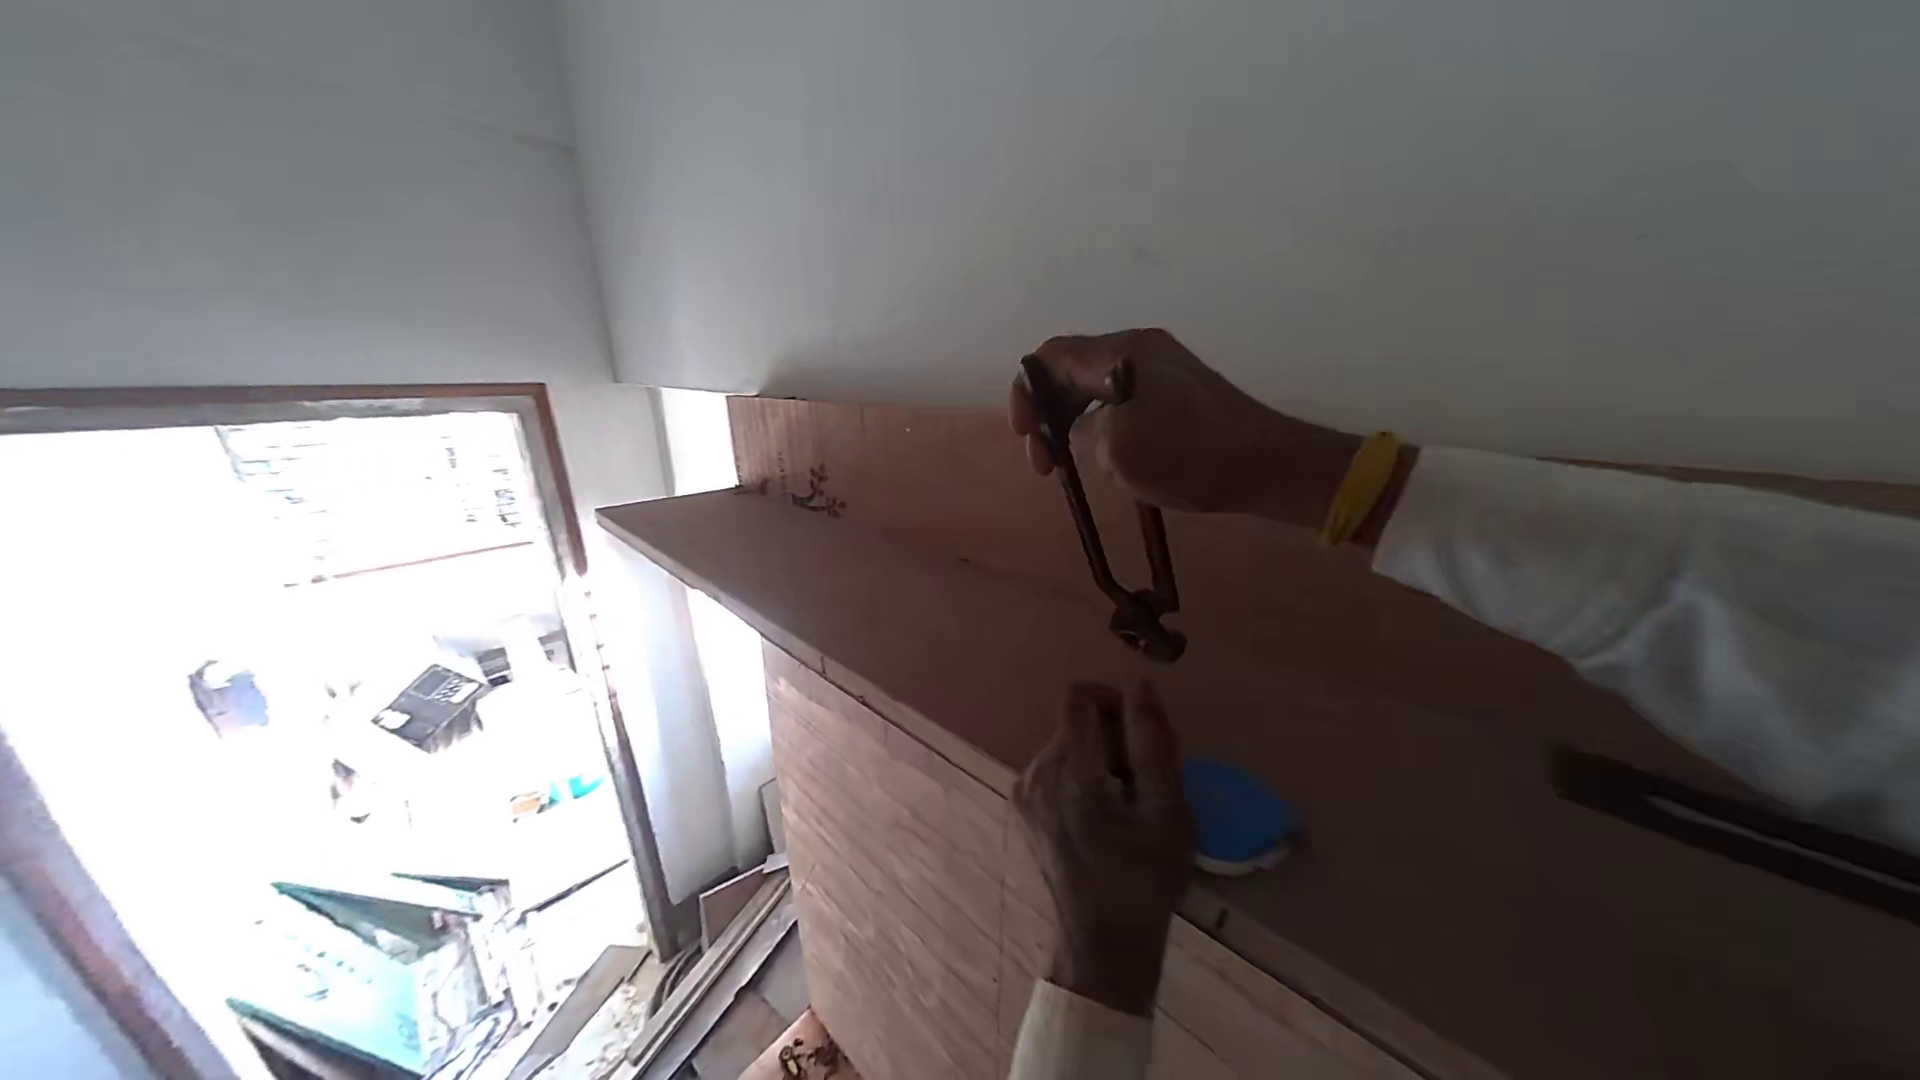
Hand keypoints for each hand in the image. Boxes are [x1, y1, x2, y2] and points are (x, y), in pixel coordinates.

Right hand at [1009, 328, 1413, 539]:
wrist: (1266, 465)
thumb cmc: (1187, 455)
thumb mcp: (1116, 447)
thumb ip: (1082, 429)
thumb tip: (1081, 426)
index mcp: (1120, 351)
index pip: (1050, 355)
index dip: (1026, 391)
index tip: (1025, 433)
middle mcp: (1138, 347)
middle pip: (1070, 369)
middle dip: (1048, 413)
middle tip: (1045, 463)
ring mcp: (1160, 366)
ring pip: (1094, 385)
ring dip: (1072, 421)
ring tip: (1069, 463)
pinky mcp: (1176, 388)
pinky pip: (1120, 396)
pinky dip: (1099, 421)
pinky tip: (1102, 452)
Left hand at [1013, 681, 1195, 1016]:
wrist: (1103, 935)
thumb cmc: (1145, 872)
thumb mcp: (1166, 806)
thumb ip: (1153, 739)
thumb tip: (1140, 686)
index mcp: (1071, 768)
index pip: (1079, 696)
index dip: (1111, 699)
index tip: (1136, 731)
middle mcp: (1037, 770)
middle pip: (1074, 722)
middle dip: (1110, 736)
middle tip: (1139, 780)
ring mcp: (1024, 788)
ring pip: (1065, 744)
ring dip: (1096, 757)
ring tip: (1120, 802)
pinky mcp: (1022, 804)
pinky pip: (1053, 766)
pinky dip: (1077, 774)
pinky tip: (1097, 814)